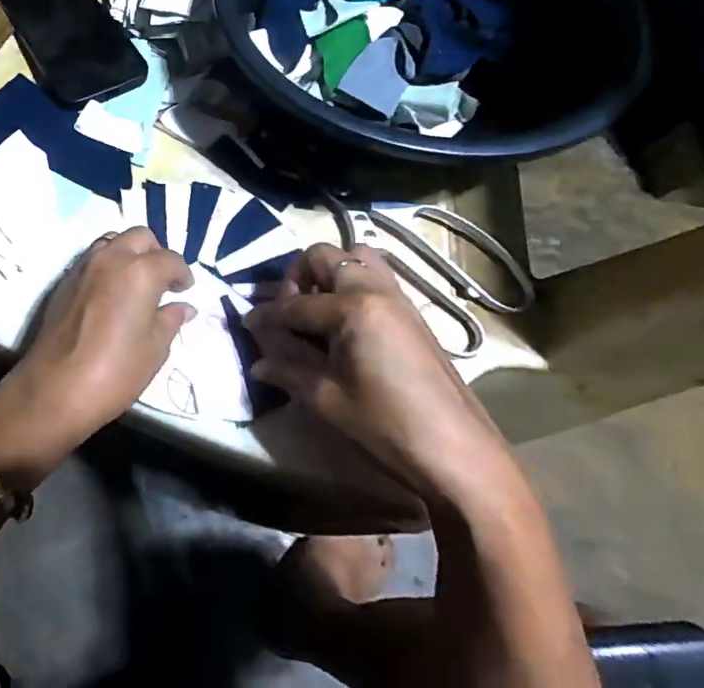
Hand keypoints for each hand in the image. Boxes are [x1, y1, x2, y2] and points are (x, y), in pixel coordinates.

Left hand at [0, 228, 193, 487]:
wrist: (53, 390)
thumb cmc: (114, 371)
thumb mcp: (155, 349)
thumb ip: (170, 320)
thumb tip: (182, 307)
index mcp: (141, 271)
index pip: (171, 259)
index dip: (182, 274)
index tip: (184, 290)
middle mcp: (112, 258)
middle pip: (140, 237)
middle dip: (156, 253)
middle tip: (163, 282)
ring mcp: (84, 267)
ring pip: (113, 241)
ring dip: (129, 254)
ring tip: (136, 283)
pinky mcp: (64, 281)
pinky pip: (92, 259)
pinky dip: (108, 265)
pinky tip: (112, 294)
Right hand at [245, 244, 514, 501]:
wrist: (456, 448)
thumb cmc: (387, 425)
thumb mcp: (328, 400)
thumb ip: (289, 371)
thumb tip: (258, 361)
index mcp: (352, 307)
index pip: (296, 304)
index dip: (267, 316)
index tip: (247, 324)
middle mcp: (375, 288)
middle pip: (324, 257)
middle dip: (296, 276)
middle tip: (287, 311)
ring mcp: (398, 295)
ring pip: (355, 256)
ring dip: (329, 272)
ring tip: (315, 308)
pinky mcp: (411, 310)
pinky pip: (375, 275)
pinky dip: (351, 282)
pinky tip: (343, 321)